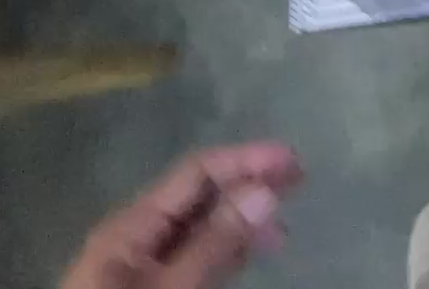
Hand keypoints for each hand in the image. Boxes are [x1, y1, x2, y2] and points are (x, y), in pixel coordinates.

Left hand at [61, 143, 303, 288]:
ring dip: (241, 218)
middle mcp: (133, 239)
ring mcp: (137, 270)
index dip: (247, 159)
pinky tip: (246, 255)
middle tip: (299, 184)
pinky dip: (225, 248)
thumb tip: (266, 189)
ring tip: (280, 230)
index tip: (294, 162)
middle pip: (198, 195)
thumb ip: (215, 243)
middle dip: (248, 184)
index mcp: (130, 229)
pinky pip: (192, 255)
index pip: (197, 172)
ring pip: (199, 225)